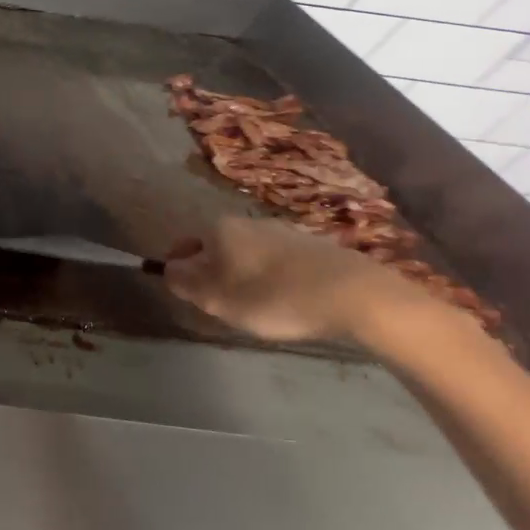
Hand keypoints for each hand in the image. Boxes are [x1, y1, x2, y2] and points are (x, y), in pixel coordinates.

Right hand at [161, 217, 435, 342]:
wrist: (358, 297)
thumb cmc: (272, 296)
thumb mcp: (213, 297)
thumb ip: (182, 281)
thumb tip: (171, 270)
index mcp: (218, 229)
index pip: (184, 245)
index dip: (182, 270)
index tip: (192, 295)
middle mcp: (250, 223)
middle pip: (219, 249)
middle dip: (217, 272)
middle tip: (225, 304)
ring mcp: (289, 233)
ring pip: (253, 255)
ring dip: (250, 276)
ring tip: (263, 307)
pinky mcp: (321, 249)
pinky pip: (286, 264)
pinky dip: (281, 280)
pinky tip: (294, 302)